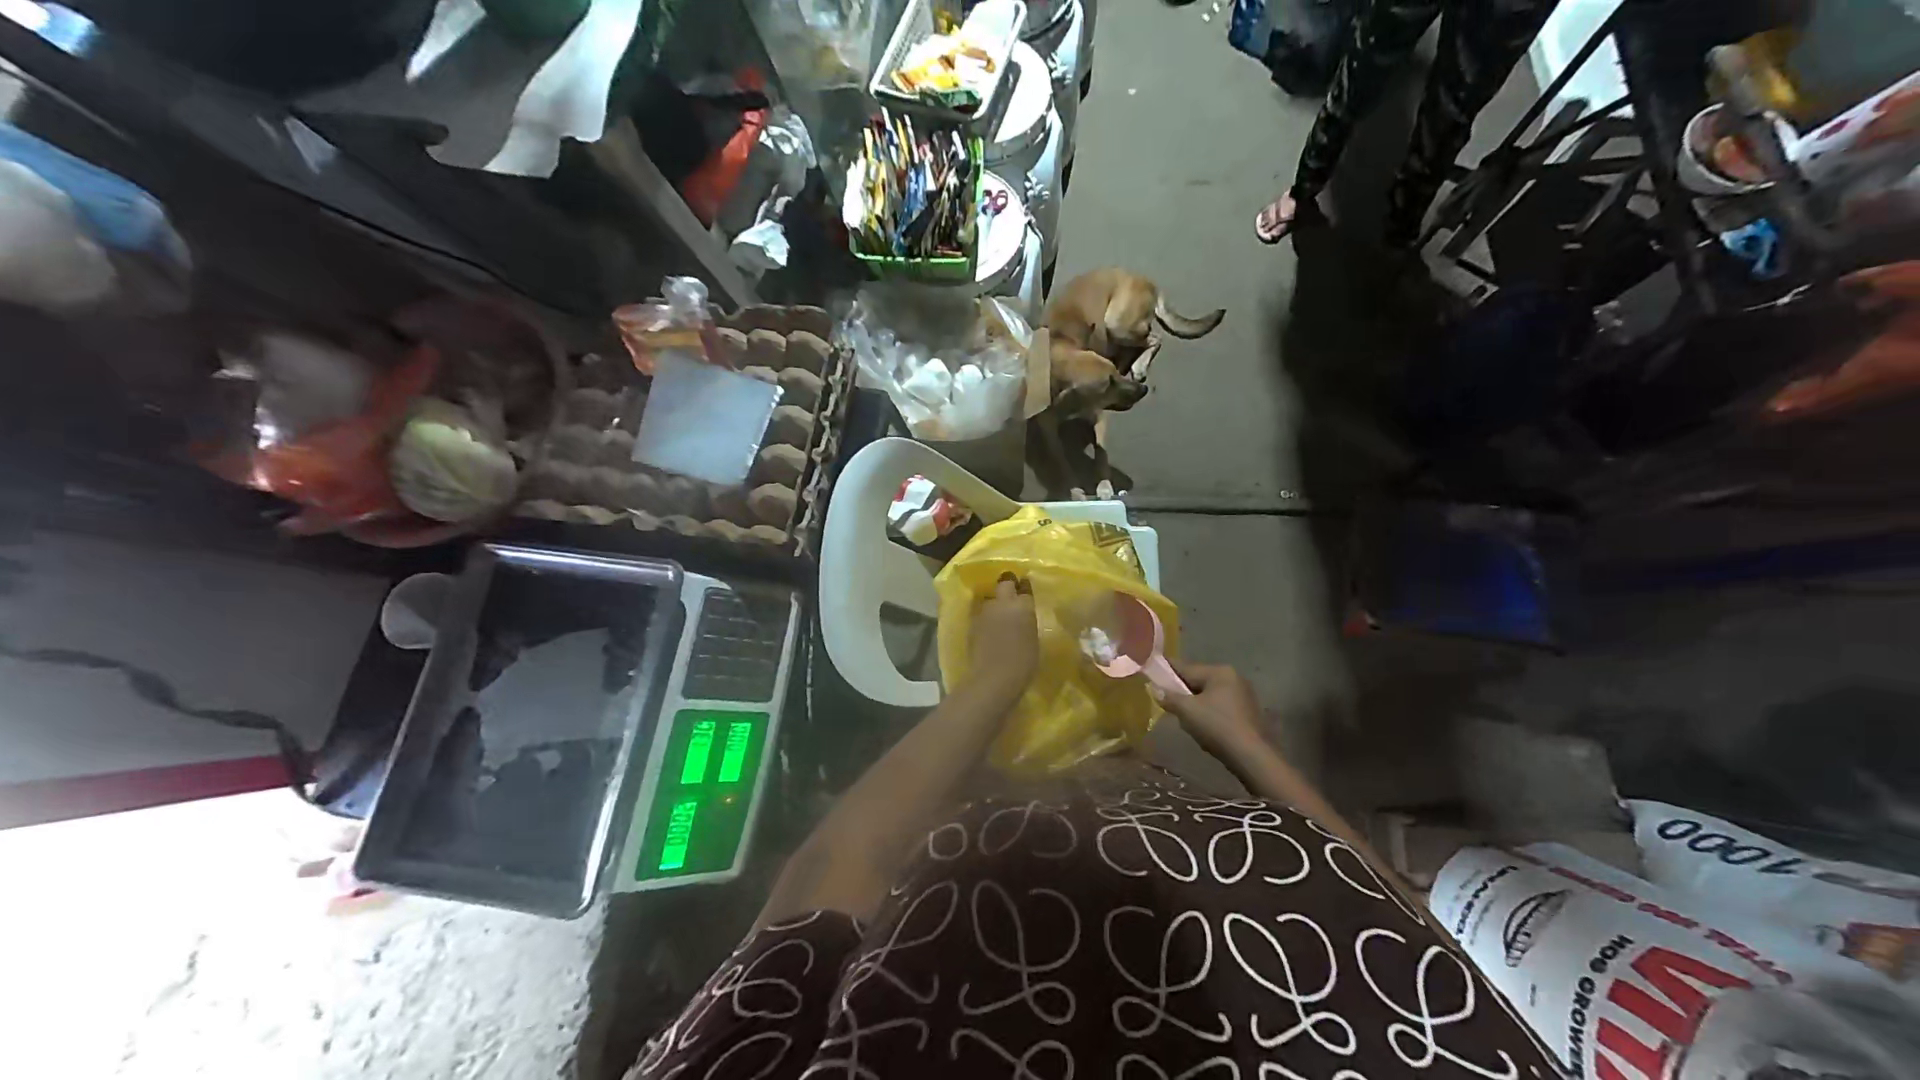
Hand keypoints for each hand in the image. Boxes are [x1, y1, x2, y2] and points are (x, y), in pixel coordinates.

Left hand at [968, 574, 1037, 695]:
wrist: (993, 678)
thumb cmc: (1023, 663)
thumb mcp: (1033, 640)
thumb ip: (1027, 622)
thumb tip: (1022, 617)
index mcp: (1022, 606)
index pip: (1024, 587)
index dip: (1024, 588)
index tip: (1025, 590)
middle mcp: (1002, 603)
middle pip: (1004, 584)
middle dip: (1008, 588)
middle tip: (1012, 599)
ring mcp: (984, 612)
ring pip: (990, 600)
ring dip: (995, 605)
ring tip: (999, 618)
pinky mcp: (972, 624)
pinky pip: (982, 615)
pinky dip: (986, 619)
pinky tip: (989, 630)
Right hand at [1155, 659, 1267, 759]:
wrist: (1252, 756)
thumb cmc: (1217, 726)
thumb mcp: (1187, 711)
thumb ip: (1169, 697)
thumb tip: (1154, 688)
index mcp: (1220, 672)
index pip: (1185, 667)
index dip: (1166, 672)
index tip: (1151, 674)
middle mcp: (1234, 678)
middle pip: (1198, 681)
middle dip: (1182, 692)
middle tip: (1166, 703)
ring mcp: (1244, 695)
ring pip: (1208, 695)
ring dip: (1195, 704)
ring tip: (1184, 719)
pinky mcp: (1248, 712)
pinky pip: (1220, 706)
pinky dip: (1208, 713)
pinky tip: (1203, 727)